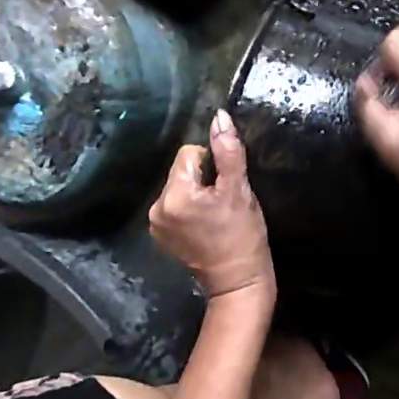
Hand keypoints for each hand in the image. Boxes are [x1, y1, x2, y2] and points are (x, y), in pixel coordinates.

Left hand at [149, 110, 276, 303]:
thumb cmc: (243, 235)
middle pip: (181, 171)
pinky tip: (205, 226)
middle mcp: (157, 207)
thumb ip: (228, 151)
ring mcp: (156, 225)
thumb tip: (219, 116)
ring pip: (179, 188)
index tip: (225, 186)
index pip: (189, 153)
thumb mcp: (239, 190)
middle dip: (202, 179)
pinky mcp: (161, 236)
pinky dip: (189, 210)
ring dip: (196, 194)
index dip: (212, 164)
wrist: (238, 281)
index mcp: (174, 194)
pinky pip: (174, 206)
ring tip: (215, 215)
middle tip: (222, 202)